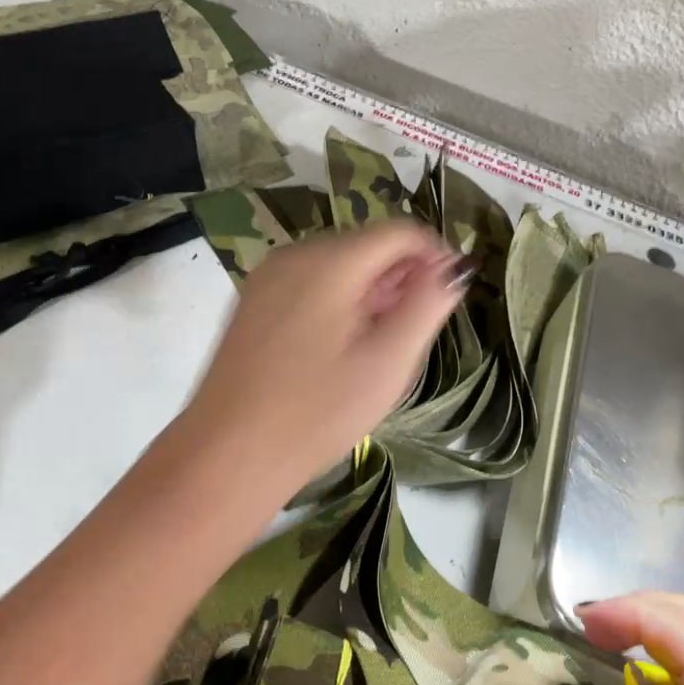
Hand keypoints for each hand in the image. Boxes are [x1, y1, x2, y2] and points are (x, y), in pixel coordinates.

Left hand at [181, 220, 462, 489]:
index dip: (434, 254)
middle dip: (400, 275)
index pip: (399, 231)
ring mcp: (268, 275)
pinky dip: (337, 299)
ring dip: (370, 289)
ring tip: (380, 344)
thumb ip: (427, 304)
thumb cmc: (317, 411)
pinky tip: (341, 346)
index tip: (449, 294)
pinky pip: (310, 281)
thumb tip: (454, 265)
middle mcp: (296, 253)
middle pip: (367, 244)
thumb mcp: (388, 362)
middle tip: (414, 329)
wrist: (229, 453)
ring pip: (338, 263)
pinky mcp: (254, 299)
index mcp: (331, 260)